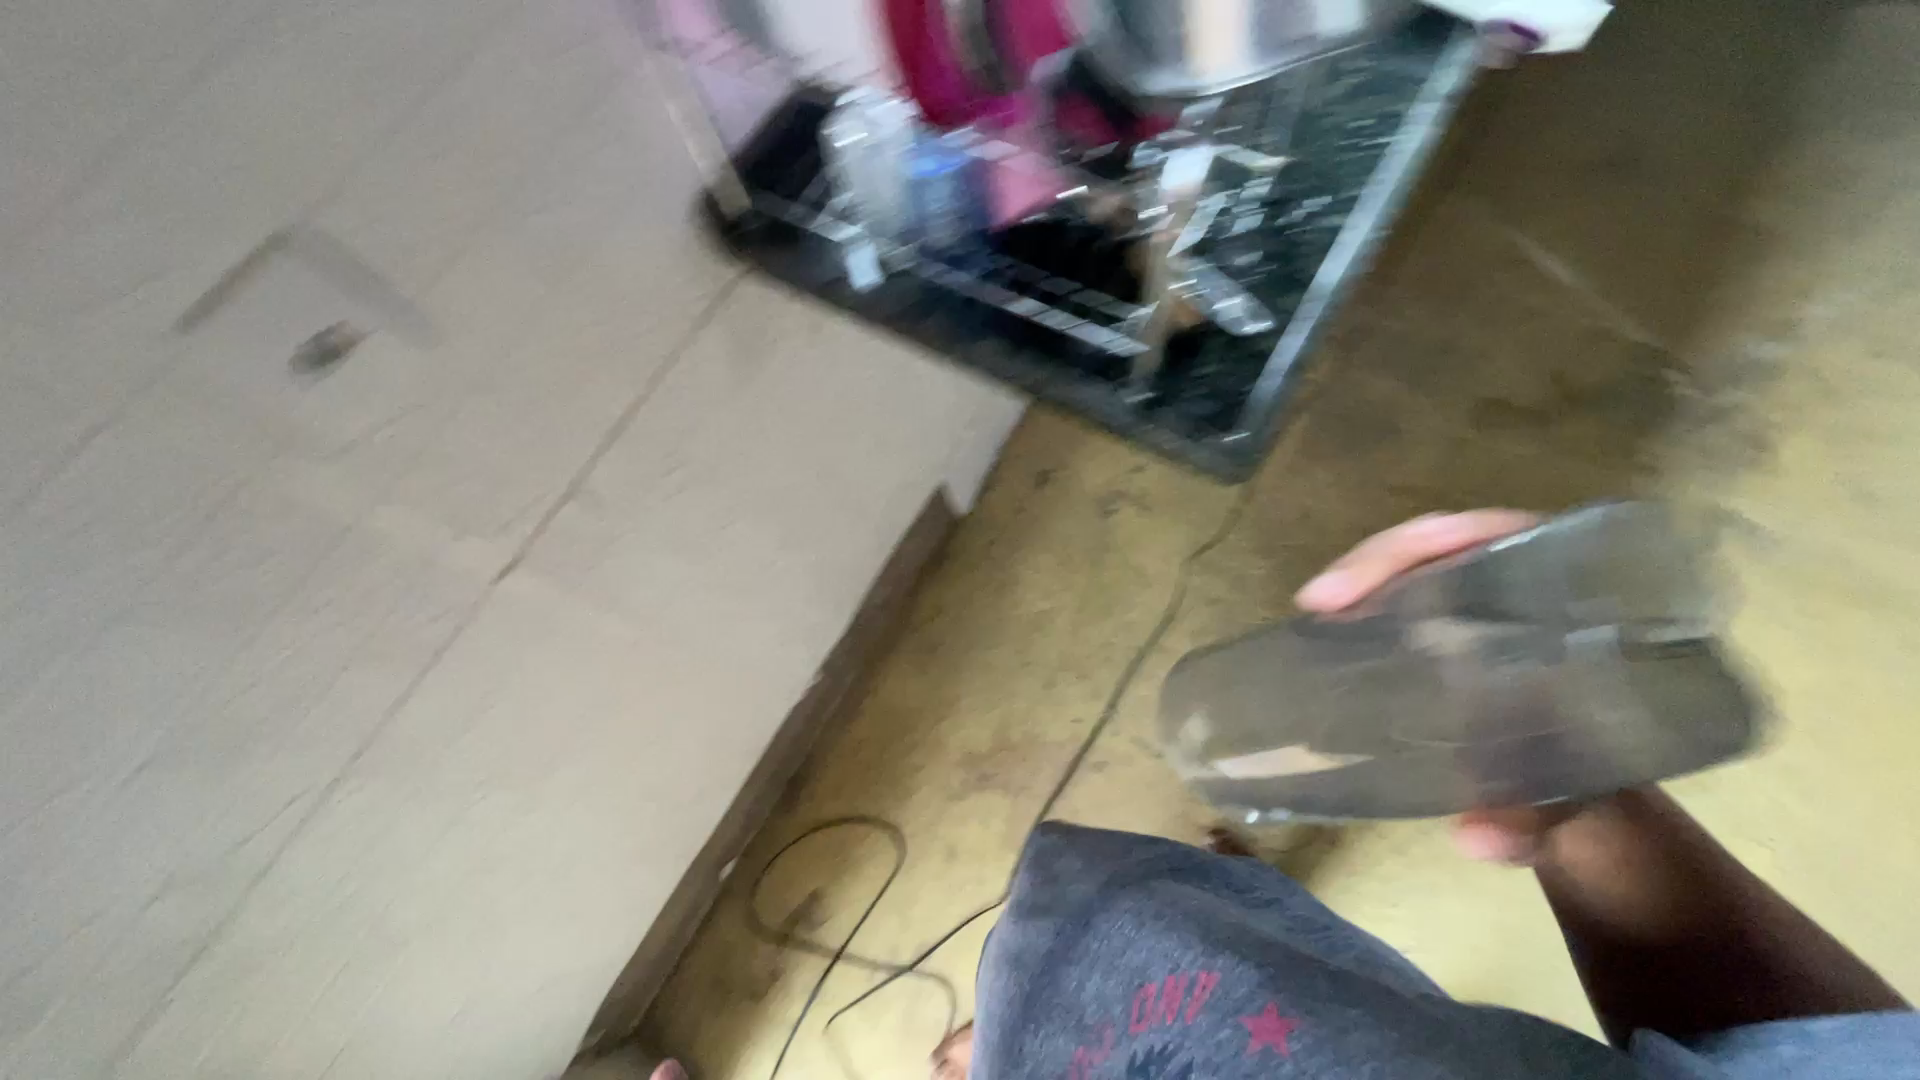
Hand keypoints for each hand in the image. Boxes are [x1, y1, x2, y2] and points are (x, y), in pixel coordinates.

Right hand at [1293, 509, 1566, 863]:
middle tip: (1321, 599)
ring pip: (1413, 563)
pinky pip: (1394, 595)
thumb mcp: (1566, 803)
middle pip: (1447, 544)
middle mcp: (1518, 594)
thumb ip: (1533, 822)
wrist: (1580, 797)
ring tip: (1312, 609)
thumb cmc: (1581, 785)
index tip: (1417, 556)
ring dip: (1358, 576)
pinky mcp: (1438, 622)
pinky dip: (1357, 602)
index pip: (1513, 542)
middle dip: (1382, 559)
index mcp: (1570, 615)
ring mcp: (1471, 604)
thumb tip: (1474, 839)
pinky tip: (1322, 623)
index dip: (1454, 539)